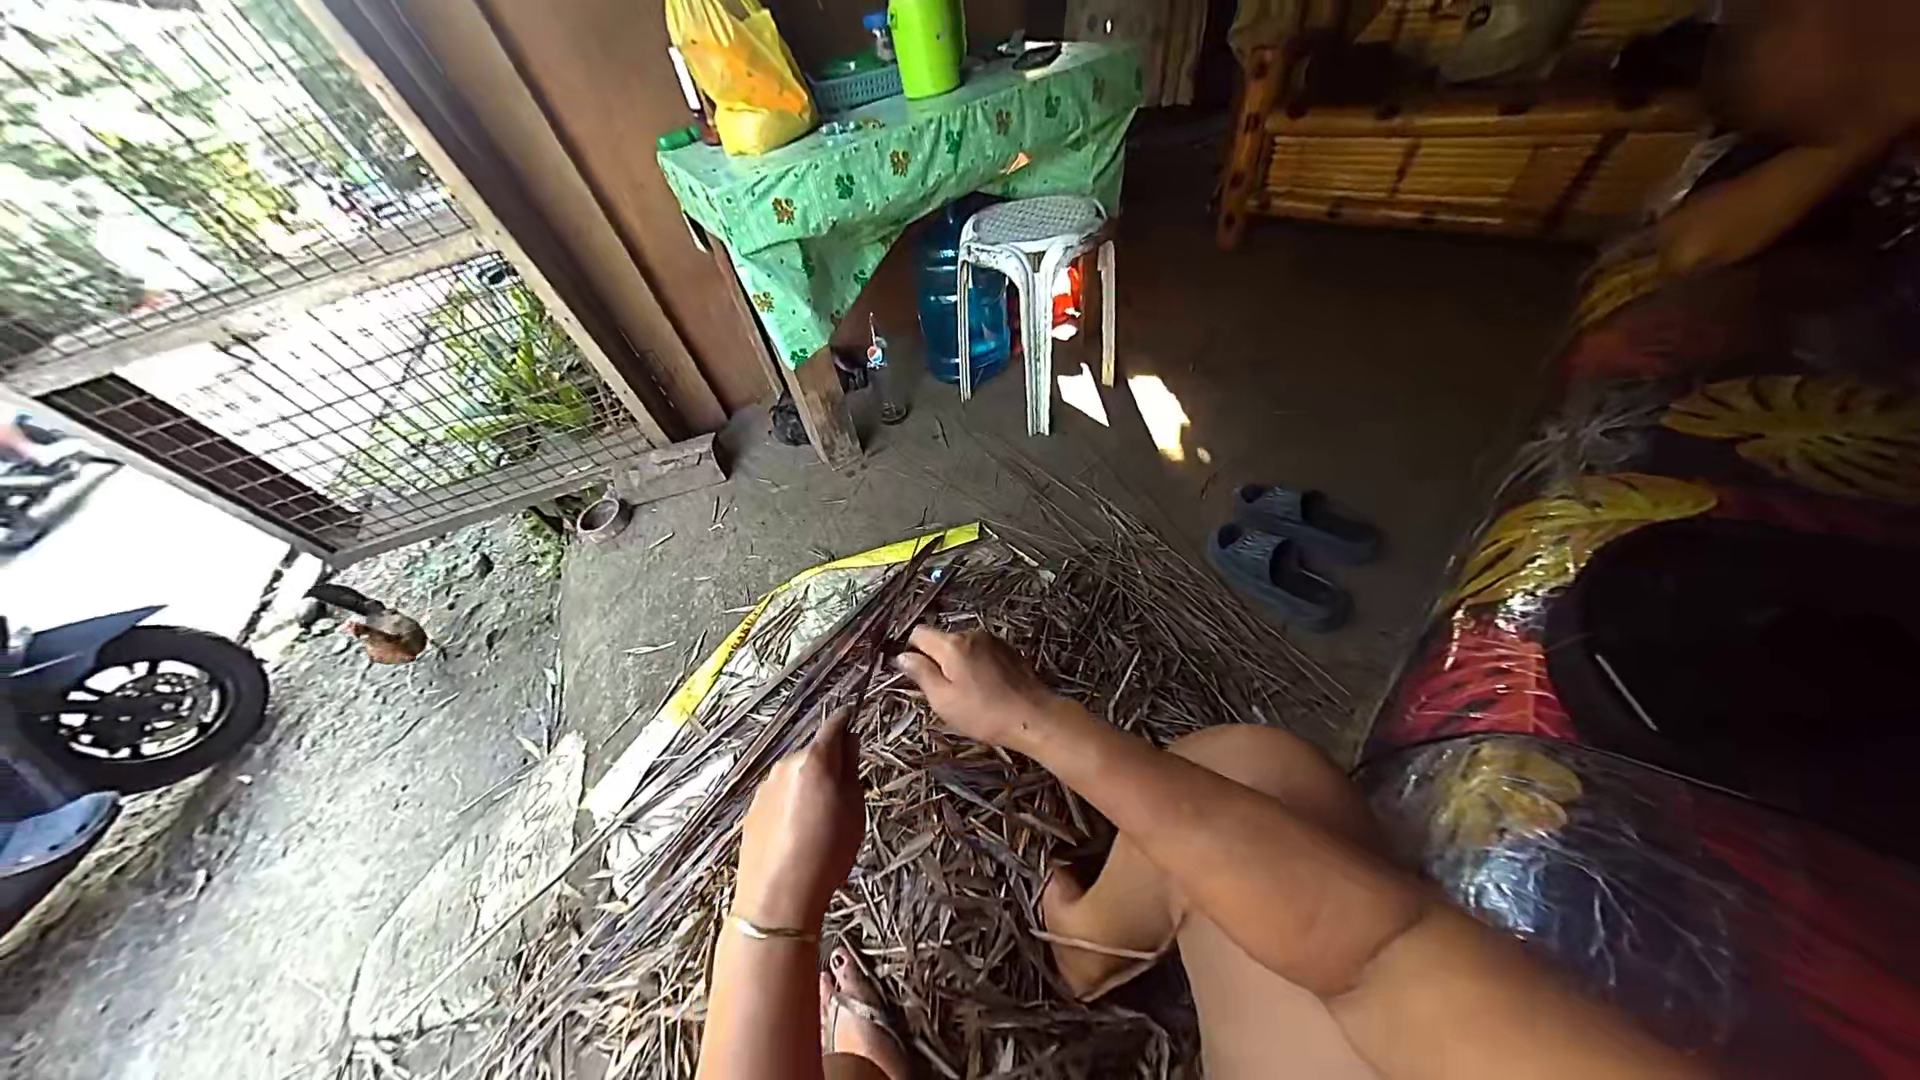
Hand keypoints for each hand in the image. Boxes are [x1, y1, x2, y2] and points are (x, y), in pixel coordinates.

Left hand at [733, 706, 864, 931]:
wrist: (777, 899)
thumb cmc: (825, 853)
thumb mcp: (854, 809)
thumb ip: (851, 770)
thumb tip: (849, 743)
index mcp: (814, 759)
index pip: (834, 725)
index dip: (847, 721)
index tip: (854, 717)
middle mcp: (786, 765)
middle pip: (814, 752)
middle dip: (829, 763)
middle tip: (845, 791)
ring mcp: (765, 788)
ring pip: (796, 774)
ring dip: (809, 784)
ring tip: (820, 820)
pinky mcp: (752, 810)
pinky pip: (780, 795)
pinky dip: (791, 803)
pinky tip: (797, 832)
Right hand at [893, 627, 1063, 750]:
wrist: (1033, 716)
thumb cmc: (983, 713)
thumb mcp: (943, 699)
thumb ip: (920, 673)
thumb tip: (902, 656)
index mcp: (952, 644)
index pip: (919, 633)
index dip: (912, 651)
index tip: (917, 675)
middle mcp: (971, 634)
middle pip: (941, 639)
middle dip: (937, 660)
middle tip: (944, 691)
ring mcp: (992, 640)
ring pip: (962, 646)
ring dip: (958, 663)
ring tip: (968, 692)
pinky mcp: (1007, 649)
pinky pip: (980, 651)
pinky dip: (976, 664)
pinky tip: (985, 687)